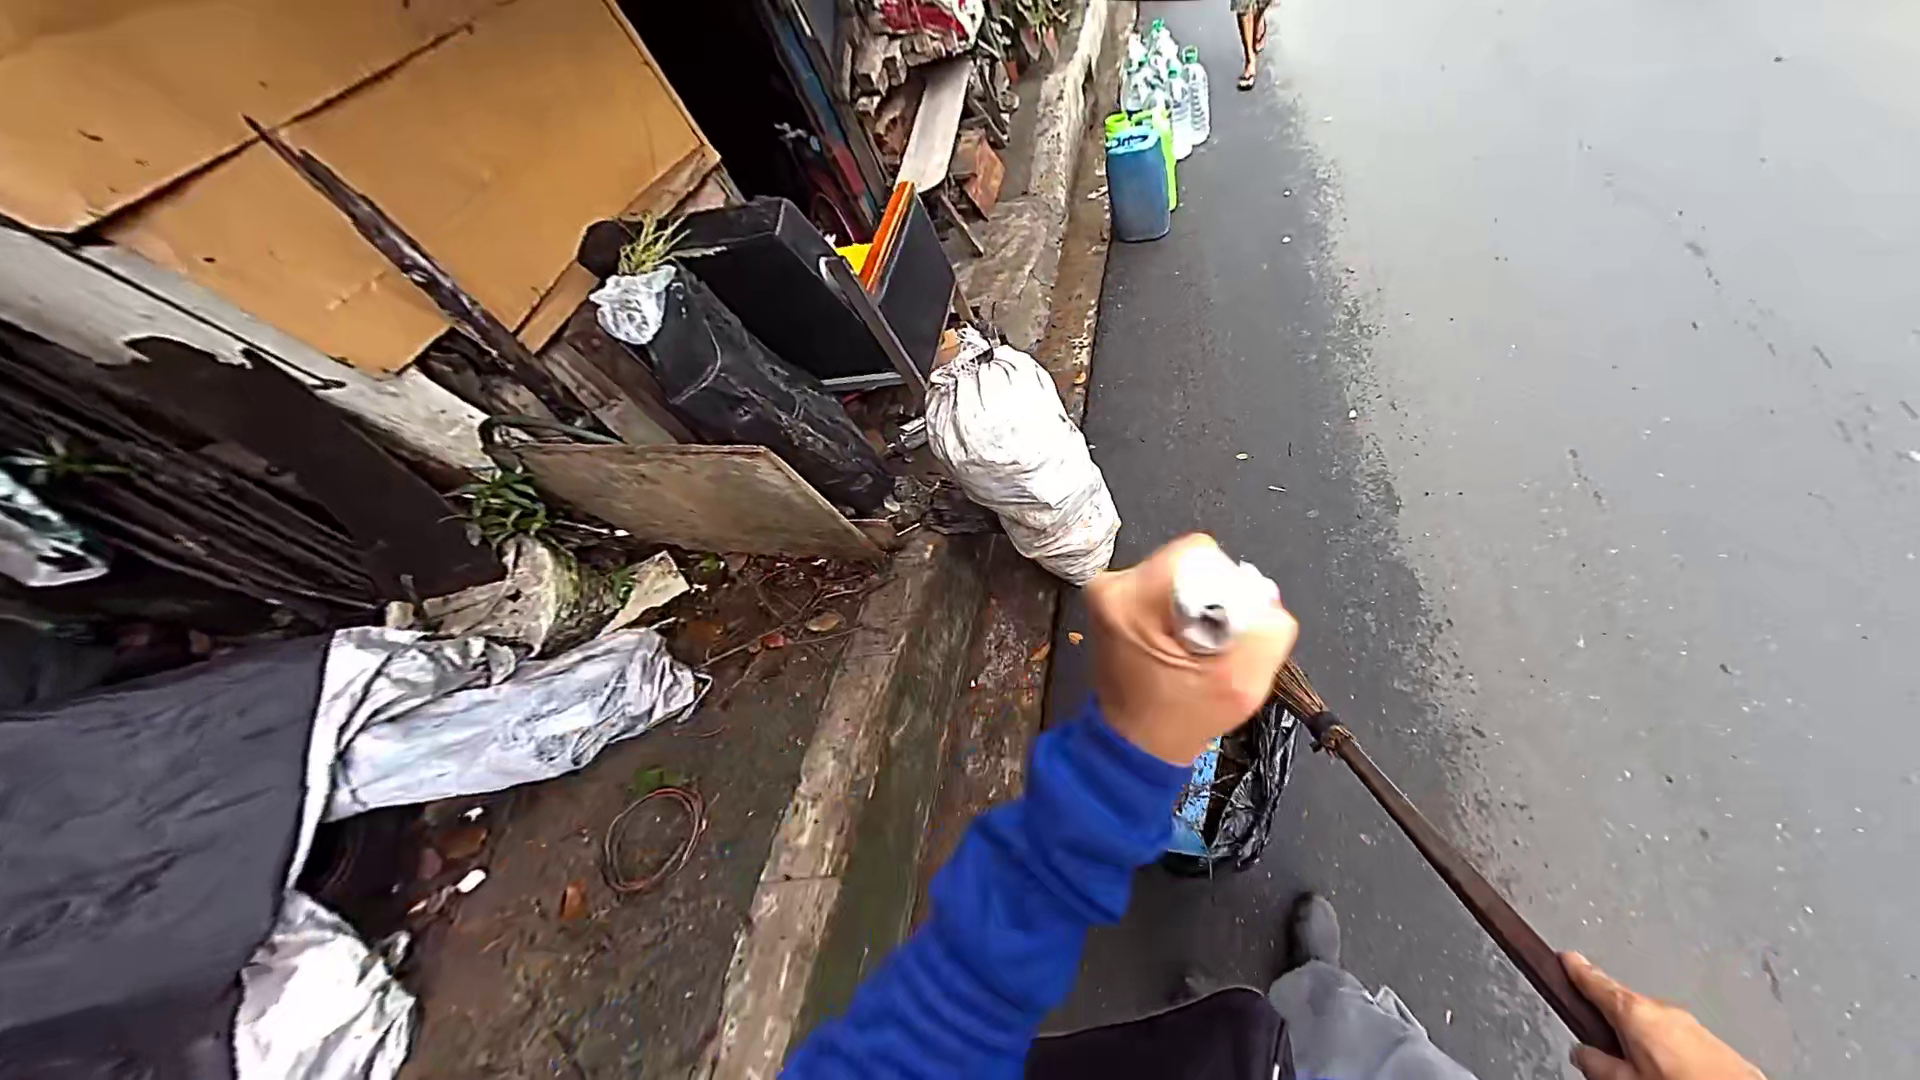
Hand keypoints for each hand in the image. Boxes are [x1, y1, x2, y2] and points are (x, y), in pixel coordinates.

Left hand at [1084, 534, 1298, 763]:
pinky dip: (1178, 609)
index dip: (1225, 586)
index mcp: (1131, 600)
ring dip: (1194, 603)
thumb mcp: (1242, 683)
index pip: (1197, 554)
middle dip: (1210, 595)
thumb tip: (1263, 593)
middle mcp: (1111, 587)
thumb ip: (1266, 630)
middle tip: (1210, 639)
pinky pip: (1162, 586)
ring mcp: (1107, 592)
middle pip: (1185, 562)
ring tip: (1193, 644)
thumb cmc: (1181, 717)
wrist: (1135, 739)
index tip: (1224, 624)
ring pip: (1175, 573)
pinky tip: (1179, 641)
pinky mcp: (1113, 600)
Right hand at [1562, 952, 1766, 1079]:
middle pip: (1627, 1008)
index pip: (1593, 981)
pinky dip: (1680, 1057)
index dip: (1575, 969)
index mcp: (1633, 1012)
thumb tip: (1583, 1053)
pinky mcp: (1730, 1056)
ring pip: (1661, 1029)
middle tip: (1611, 1050)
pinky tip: (1683, 1079)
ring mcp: (1702, 1033)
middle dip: (1616, 1023)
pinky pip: (1690, 1047)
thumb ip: (1595, 1063)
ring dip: (1650, 1042)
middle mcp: (1666, 1013)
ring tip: (1652, 1074)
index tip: (1566, 958)